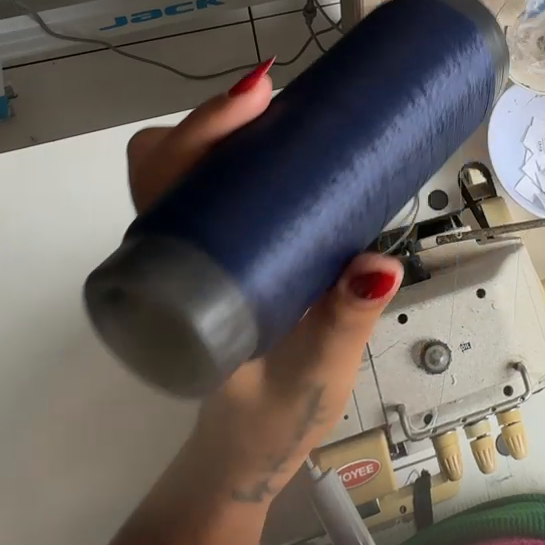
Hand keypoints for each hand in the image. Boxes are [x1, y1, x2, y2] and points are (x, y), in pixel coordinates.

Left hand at [124, 68, 402, 506]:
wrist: (250, 445)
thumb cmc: (270, 416)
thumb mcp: (313, 371)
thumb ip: (343, 321)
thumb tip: (378, 265)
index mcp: (178, 283)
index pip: (166, 184)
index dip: (203, 131)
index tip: (255, 100)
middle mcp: (175, 257)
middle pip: (165, 160)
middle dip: (217, 118)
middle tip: (278, 98)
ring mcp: (195, 250)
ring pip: (186, 167)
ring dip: (229, 130)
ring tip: (286, 113)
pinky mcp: (224, 249)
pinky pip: (217, 186)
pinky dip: (243, 152)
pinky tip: (285, 145)